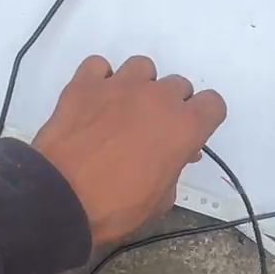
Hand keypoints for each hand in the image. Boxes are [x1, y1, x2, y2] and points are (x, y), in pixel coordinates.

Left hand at [31, 55, 227, 245]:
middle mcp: (158, 98)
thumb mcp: (159, 199)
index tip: (189, 135)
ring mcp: (120, 85)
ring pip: (143, 68)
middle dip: (171, 106)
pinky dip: (100, 79)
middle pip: (179, 86)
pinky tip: (95, 100)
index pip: (214, 104)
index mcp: (184, 127)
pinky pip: (100, 66)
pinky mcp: (85, 83)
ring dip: (140, 86)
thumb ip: (174, 168)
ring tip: (123, 110)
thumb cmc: (117, 207)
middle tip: (153, 130)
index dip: (203, 119)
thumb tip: (174, 154)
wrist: (60, 198)